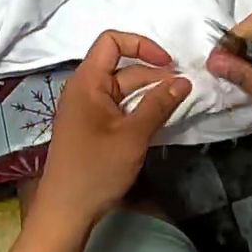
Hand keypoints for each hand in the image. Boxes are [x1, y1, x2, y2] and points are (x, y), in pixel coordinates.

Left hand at [32, 31, 191, 235]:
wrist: (66, 209)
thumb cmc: (96, 169)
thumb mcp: (133, 135)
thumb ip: (158, 104)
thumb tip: (184, 80)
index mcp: (87, 81)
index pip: (111, 42)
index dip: (142, 45)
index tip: (168, 64)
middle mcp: (84, 88)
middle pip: (122, 66)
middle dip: (154, 74)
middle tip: (186, 89)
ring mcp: (87, 108)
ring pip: (123, 88)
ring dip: (149, 92)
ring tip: (179, 103)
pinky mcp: (92, 126)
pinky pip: (118, 106)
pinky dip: (139, 108)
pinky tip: (160, 119)